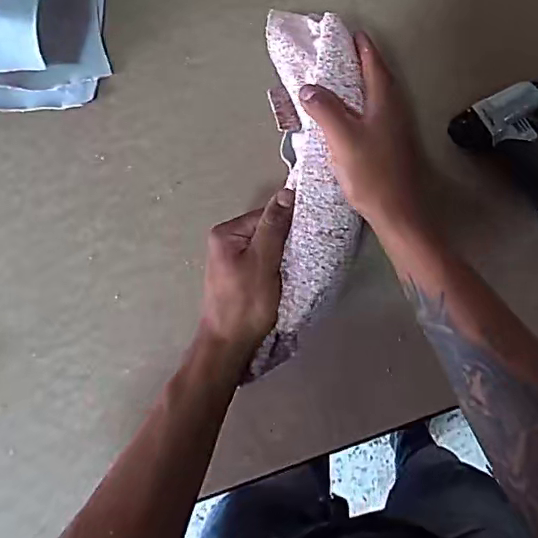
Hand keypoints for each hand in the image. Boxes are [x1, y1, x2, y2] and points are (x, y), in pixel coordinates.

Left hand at [196, 189, 294, 353]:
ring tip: (299, 264)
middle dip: (289, 238)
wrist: (230, 345)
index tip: (310, 232)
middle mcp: (227, 240)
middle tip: (307, 250)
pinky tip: (289, 273)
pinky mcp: (243, 274)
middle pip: (269, 227)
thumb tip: (287, 192)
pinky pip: (267, 258)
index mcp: (227, 233)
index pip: (268, 213)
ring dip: (286, 252)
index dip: (290, 222)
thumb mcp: (263, 261)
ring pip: (271, 244)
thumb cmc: (246, 303)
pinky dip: (280, 263)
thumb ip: (274, 226)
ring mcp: (234, 258)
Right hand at [299, 32, 431, 236]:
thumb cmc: (372, 174)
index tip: (351, 33)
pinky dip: (359, 104)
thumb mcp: (342, 139)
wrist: (397, 211)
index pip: (374, 64)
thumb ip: (325, 110)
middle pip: (378, 77)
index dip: (362, 47)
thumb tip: (309, 88)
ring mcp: (395, 128)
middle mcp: (394, 111)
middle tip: (341, 52)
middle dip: (361, 62)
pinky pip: (374, 113)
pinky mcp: (390, 144)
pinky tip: (346, 115)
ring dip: (360, 83)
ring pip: (376, 96)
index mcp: (385, 102)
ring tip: (339, 80)